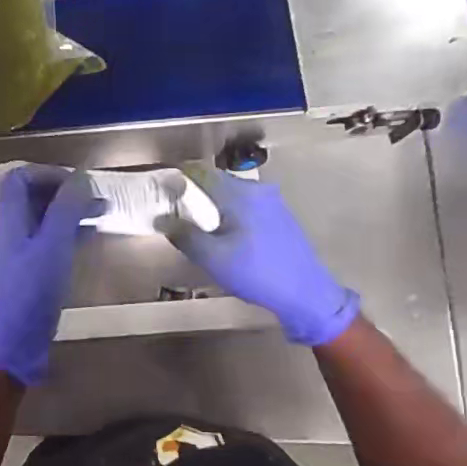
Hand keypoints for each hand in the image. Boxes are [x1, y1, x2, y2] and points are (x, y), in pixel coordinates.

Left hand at [0, 165, 99, 384]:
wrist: (20, 335)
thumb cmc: (34, 288)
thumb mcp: (53, 243)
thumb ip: (65, 208)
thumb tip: (80, 178)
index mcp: (9, 219)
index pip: (20, 178)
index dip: (47, 173)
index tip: (77, 182)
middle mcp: (11, 230)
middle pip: (32, 196)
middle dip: (64, 190)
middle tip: (93, 196)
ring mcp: (21, 250)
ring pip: (44, 217)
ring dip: (70, 210)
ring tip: (100, 211)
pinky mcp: (32, 268)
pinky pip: (50, 239)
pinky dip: (69, 230)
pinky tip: (91, 234)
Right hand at [166, 172, 358, 345]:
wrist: (304, 292)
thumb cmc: (255, 272)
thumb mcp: (212, 258)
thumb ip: (185, 235)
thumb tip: (161, 218)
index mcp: (239, 194)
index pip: (201, 173)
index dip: (179, 177)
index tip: (162, 189)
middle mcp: (258, 190)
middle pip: (218, 182)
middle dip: (196, 193)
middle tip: (176, 209)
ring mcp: (273, 202)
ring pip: (234, 195)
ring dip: (214, 205)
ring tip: (198, 225)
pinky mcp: (281, 217)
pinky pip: (248, 207)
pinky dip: (231, 214)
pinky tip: (226, 235)